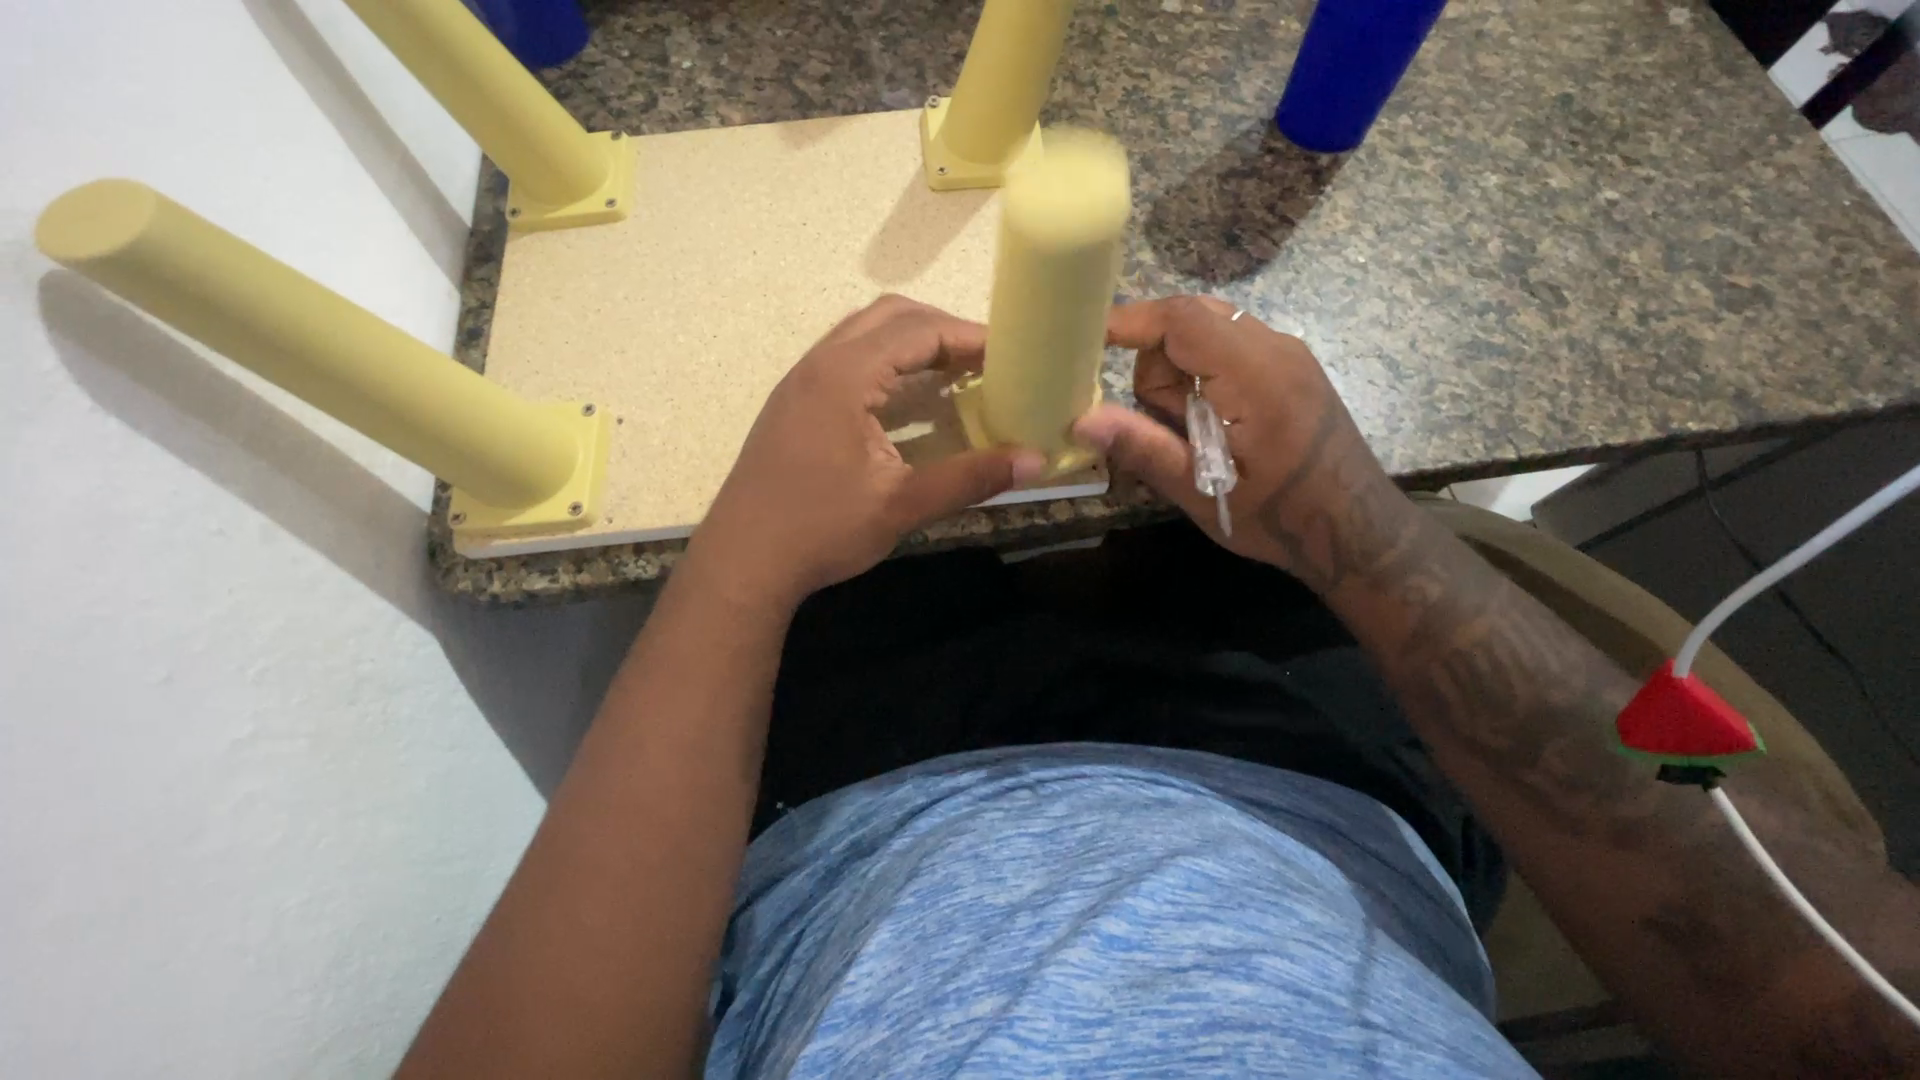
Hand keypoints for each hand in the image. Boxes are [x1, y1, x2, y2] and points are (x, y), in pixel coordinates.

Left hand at [687, 295, 1045, 608]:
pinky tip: (905, 398)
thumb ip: (970, 477)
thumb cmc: (820, 530)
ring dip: (910, 341)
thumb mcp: (902, 504)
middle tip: (985, 358)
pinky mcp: (792, 403)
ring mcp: (799, 380)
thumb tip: (1036, 461)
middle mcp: (818, 363)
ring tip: (953, 371)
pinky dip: (885, 360)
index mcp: (844, 375)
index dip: (969, 336)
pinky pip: (845, 356)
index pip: (919, 330)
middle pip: (890, 316)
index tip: (1012, 353)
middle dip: (942, 328)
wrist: (742, 561)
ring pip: (863, 332)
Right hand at [1073, 295, 1401, 590]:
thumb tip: (1082, 421)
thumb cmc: (1279, 517)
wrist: (1355, 530)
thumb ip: (1144, 448)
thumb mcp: (1203, 493)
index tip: (1086, 341)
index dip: (1130, 321)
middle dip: (1158, 361)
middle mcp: (1276, 348)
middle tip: (1166, 424)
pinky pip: (1229, 348)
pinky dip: (1205, 374)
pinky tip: (1212, 423)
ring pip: (1207, 332)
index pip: (1181, 318)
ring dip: (1182, 373)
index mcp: (1255, 376)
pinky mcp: (1292, 366)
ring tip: (1194, 434)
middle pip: (1189, 319)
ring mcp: (1288, 353)